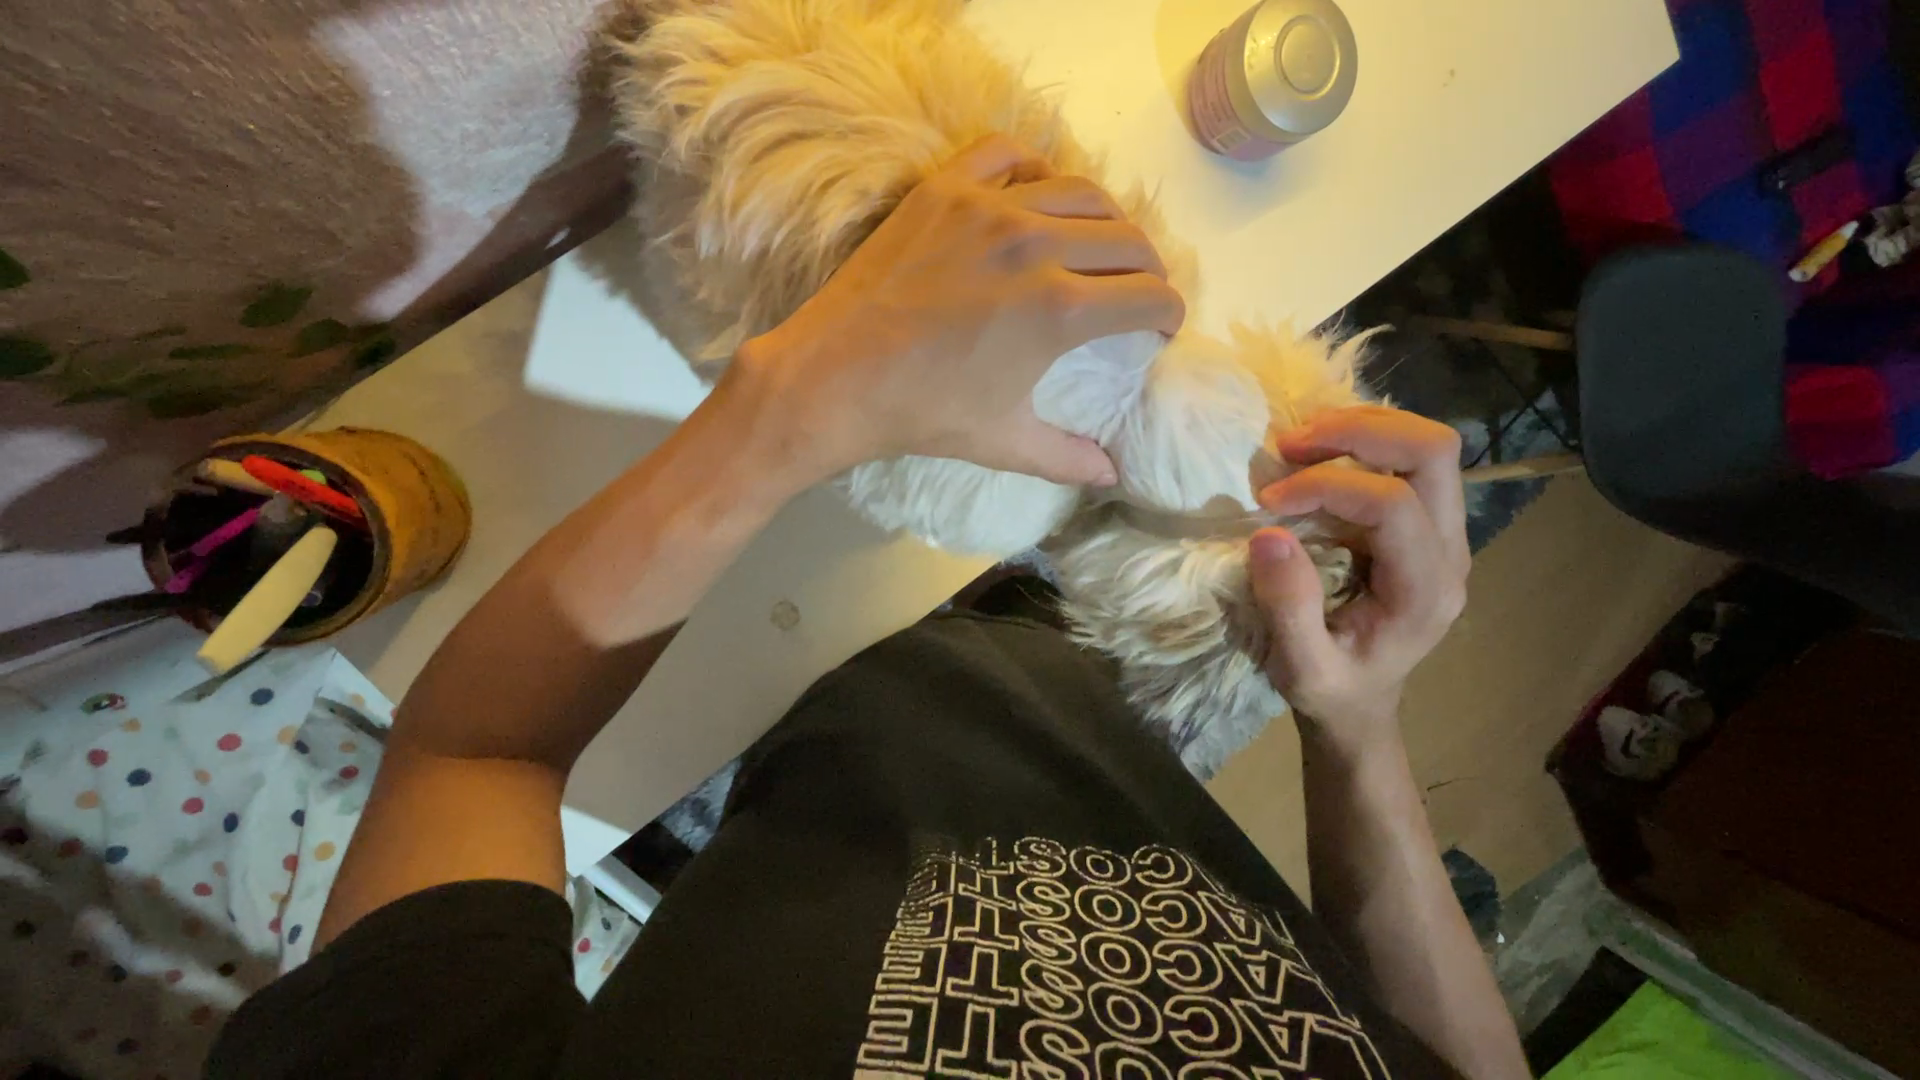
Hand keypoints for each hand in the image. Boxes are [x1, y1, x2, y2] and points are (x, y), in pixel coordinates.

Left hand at [722, 135, 1185, 486]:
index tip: (1162, 325)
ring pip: (1081, 190)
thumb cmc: (922, 414)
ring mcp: (988, 208)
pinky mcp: (945, 188)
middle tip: (1137, 291)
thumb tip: (1112, 475)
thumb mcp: (1004, 442)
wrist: (836, 378)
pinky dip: (1036, 168)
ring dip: (1106, 219)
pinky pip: (1009, 152)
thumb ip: (1067, 458)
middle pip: (1127, 239)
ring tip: (1099, 245)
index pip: (1148, 294)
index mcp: (1060, 310)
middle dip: (1148, 268)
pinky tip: (1036, 195)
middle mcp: (1036, 244)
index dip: (1168, 312)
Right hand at [1248, 407, 1468, 750]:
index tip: (1267, 502)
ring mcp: (1443, 534)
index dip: (1327, 487)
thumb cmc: (1331, 689)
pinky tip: (1317, 452)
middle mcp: (1450, 553)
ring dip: (1361, 428)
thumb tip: (1267, 533)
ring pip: (1428, 445)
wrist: (1361, 703)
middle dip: (1358, 432)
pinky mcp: (1423, 523)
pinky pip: (1407, 459)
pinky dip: (1361, 441)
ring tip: (1298, 441)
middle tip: (1289, 444)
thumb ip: (1289, 608)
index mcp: (1425, 591)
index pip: (1393, 505)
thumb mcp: (1301, 668)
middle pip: (1434, 453)